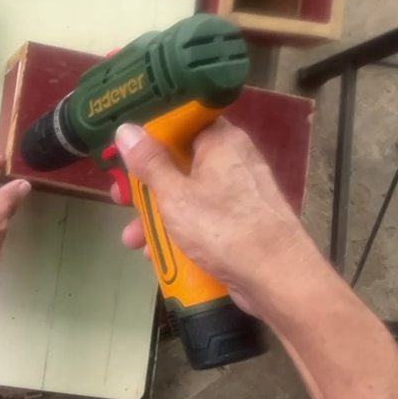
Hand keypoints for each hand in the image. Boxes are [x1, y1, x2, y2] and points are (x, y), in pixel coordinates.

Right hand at [112, 119, 323, 313]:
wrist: (277, 277)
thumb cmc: (222, 229)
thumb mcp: (174, 195)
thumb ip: (148, 162)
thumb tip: (126, 129)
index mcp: (219, 141)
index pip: (181, 121)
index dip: (149, 134)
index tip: (124, 149)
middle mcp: (231, 159)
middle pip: (179, 162)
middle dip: (146, 186)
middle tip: (120, 199)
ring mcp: (237, 192)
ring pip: (186, 194)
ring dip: (157, 216)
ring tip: (133, 240)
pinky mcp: (240, 220)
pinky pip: (201, 216)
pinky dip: (179, 231)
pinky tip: (160, 253)